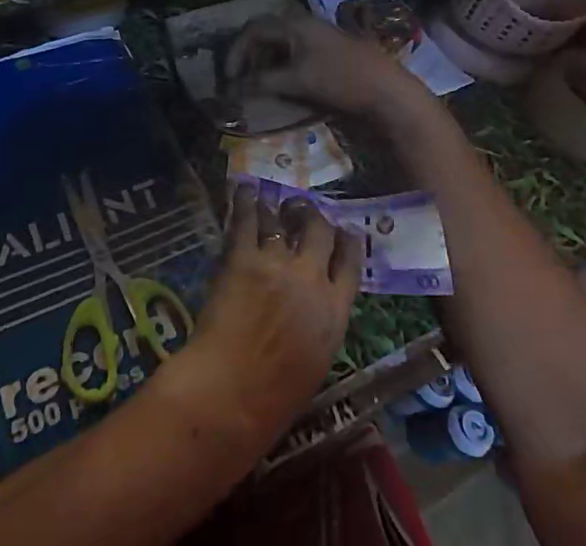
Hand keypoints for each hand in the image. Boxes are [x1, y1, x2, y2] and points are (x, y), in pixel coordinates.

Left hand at [176, 184, 359, 439]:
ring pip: (284, 222)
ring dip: (280, 207)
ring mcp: (277, 265)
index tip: (346, 229)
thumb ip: (319, 325)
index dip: (349, 242)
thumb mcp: (316, 361)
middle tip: (303, 208)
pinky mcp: (242, 259)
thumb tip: (312, 307)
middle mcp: (312, 281)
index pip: (352, 265)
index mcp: (336, 313)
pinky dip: (245, 203)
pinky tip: (245, 191)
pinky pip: (246, 221)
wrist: (234, 389)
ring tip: (275, 196)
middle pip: (320, 234)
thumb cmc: (275, 394)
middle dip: (314, 217)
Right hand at [223, 12, 432, 120]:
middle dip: (249, 56)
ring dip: (265, 63)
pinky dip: (282, 67)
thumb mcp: (297, 81)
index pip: (253, 29)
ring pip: (281, 45)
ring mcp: (319, 37)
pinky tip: (283, 85)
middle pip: (266, 34)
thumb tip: (233, 89)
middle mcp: (305, 24)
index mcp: (295, 24)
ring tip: (259, 85)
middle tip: (242, 80)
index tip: (230, 77)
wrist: (389, 93)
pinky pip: (295, 54)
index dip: (236, 52)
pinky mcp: (329, 52)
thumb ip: (262, 82)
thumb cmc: (341, 80)